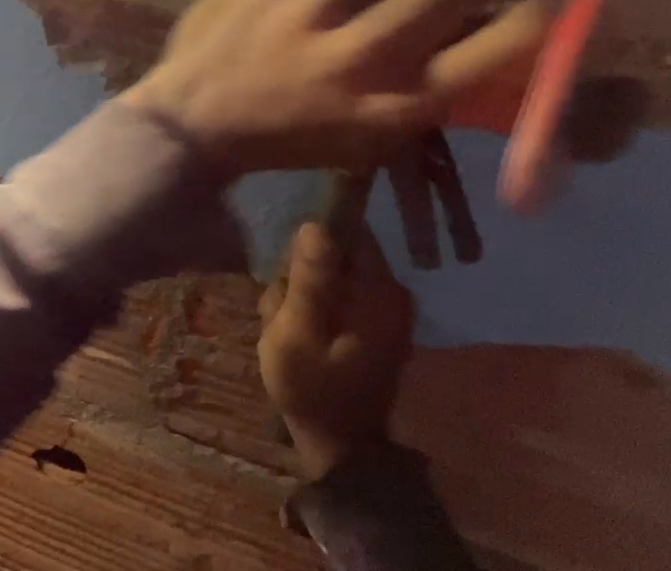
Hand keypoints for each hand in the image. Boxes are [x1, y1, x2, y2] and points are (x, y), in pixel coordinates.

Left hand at [119, 0, 546, 173]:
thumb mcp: (367, 138)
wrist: (189, 118)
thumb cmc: (283, 137)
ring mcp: (310, 6)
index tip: (532, 13)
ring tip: (364, 4)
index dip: (533, 21)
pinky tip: (312, 2)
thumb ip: (427, 92)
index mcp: (393, 103)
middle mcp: (360, 49)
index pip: (503, 44)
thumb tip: (485, 40)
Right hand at [258, 221, 413, 478]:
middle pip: (335, 251)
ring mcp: (383, 310)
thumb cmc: (313, 387)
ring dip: (298, 292)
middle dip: (299, 272)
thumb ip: (308, 278)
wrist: (338, 446)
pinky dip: (311, 308)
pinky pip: (334, 295)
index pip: (349, 230)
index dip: (311, 239)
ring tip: (284, 326)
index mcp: (379, 292)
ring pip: (328, 274)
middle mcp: (390, 293)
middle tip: (280, 308)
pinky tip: (296, 333)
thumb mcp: (298, 330)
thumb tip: (314, 224)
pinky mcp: (372, 324)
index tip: (288, 270)